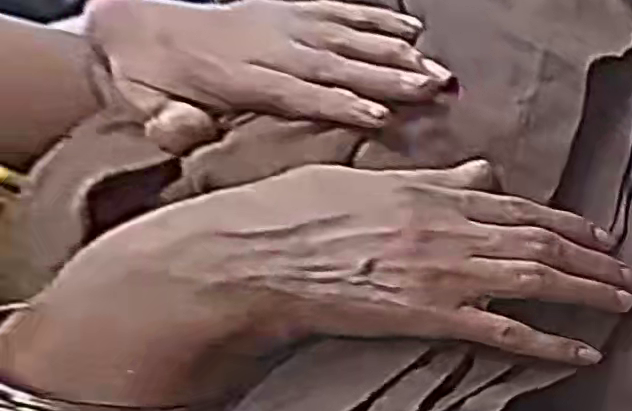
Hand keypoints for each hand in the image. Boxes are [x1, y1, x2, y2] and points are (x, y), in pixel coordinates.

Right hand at [11, 160, 631, 406]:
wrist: (245, 254)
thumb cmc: (298, 211)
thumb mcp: (369, 179)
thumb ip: (437, 178)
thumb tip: (486, 171)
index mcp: (435, 196)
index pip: (524, 211)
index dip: (574, 228)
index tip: (607, 240)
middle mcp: (451, 233)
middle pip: (543, 247)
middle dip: (596, 262)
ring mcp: (447, 276)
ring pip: (538, 283)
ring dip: (590, 294)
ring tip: (626, 302)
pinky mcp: (437, 316)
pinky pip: (510, 334)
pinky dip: (554, 344)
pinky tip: (589, 352)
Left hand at [88, 0, 452, 153]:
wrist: (137, 30)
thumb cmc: (158, 86)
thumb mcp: (147, 107)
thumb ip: (166, 121)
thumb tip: (190, 123)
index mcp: (232, 75)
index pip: (293, 92)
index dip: (336, 103)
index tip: (381, 116)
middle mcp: (263, 44)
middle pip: (332, 63)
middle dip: (385, 76)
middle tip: (432, 87)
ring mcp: (279, 23)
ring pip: (343, 37)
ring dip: (395, 51)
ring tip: (438, 69)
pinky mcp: (290, 11)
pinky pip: (337, 11)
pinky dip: (377, 18)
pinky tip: (413, 30)